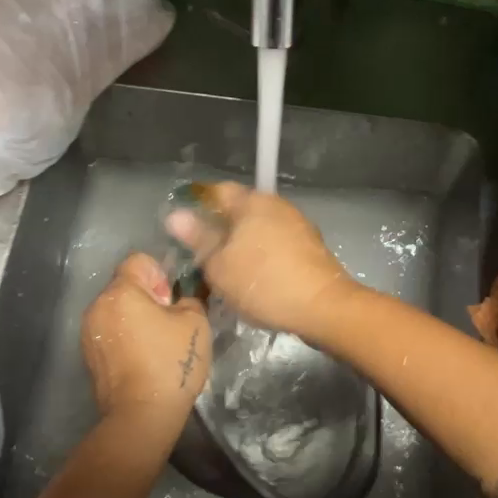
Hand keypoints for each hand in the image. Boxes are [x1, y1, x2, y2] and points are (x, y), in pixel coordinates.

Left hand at [80, 253, 210, 429]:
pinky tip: (143, 360)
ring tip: (156, 344)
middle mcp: (97, 306)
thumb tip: (179, 300)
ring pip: (116, 311)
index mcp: (120, 292)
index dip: (159, 274)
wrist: (142, 414)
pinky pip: (110, 333)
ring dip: (135, 319)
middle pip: (125, 286)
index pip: (138, 261)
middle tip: (168, 324)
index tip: (171, 301)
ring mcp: (89, 333)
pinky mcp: (89, 356)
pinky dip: (125, 338)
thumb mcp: (195, 323)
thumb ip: (189, 298)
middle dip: (147, 298)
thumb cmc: (170, 362)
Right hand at [164, 182, 359, 338]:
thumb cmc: (263, 282)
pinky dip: (263, 255)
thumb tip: (176, 216)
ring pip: (259, 228)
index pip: (216, 191)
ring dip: (243, 244)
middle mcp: (276, 205)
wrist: (322, 307)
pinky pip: (276, 244)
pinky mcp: (310, 246)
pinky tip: (256, 278)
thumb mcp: (219, 266)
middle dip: (221, 228)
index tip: (185, 229)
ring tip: (228, 270)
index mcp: (251, 202)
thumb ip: (198, 239)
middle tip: (203, 255)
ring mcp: (297, 224)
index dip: (197, 206)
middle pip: (239, 209)